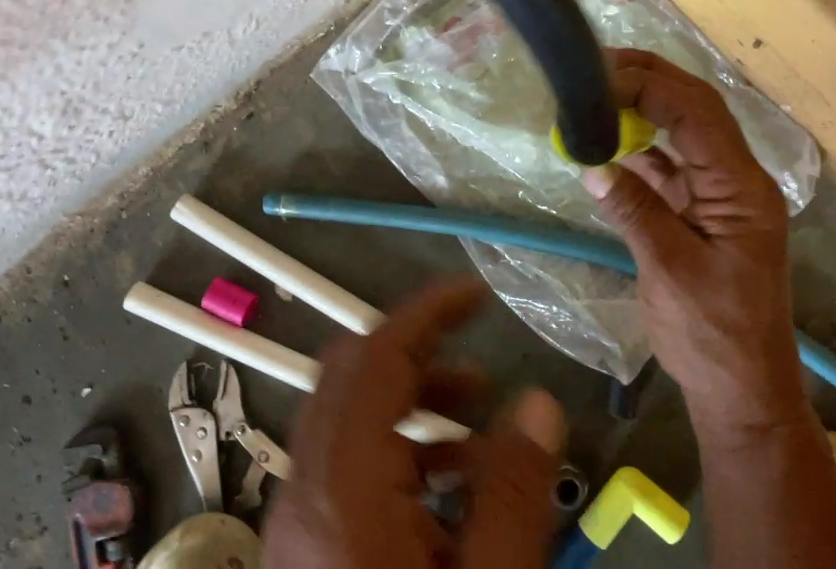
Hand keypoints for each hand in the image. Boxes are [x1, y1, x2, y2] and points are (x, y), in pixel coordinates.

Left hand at [263, 279, 566, 568]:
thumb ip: (512, 491)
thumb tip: (538, 401)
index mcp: (343, 487)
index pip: (375, 358)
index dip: (427, 314)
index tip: (478, 293)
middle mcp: (305, 490)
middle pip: (353, 380)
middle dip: (422, 360)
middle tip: (485, 373)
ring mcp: (297, 523)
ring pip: (349, 426)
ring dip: (414, 412)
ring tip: (481, 436)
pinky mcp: (307, 552)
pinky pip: (347, 474)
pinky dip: (399, 459)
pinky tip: (450, 500)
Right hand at [582, 49, 807, 434]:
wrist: (742, 389)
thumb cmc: (713, 335)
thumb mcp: (669, 270)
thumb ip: (634, 211)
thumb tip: (592, 165)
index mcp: (742, 188)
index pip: (697, 114)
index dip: (649, 86)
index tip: (599, 80)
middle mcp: (737, 180)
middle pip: (697, 109)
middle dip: (650, 80)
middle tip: (598, 67)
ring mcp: (721, 196)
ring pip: (683, 132)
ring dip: (643, 109)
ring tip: (597, 93)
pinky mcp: (703, 213)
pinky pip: (671, 166)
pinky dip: (639, 150)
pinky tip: (607, 144)